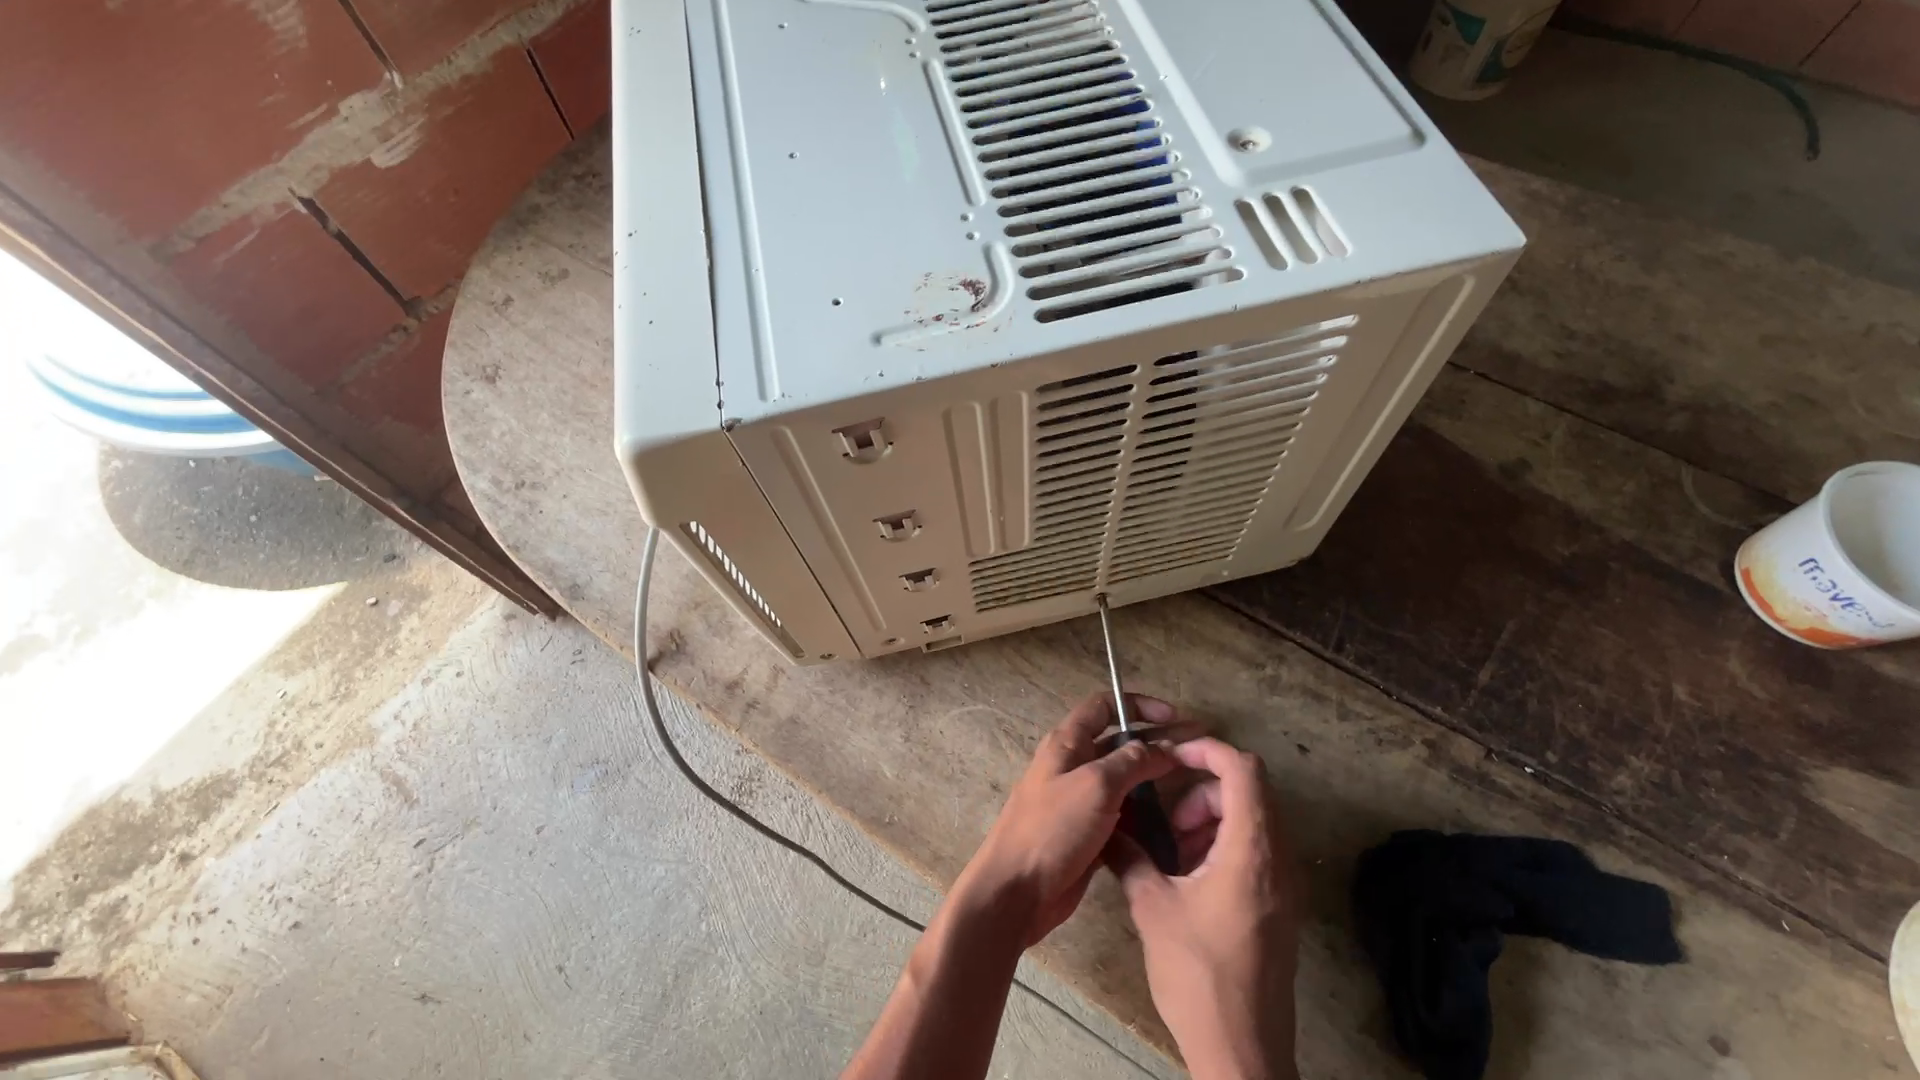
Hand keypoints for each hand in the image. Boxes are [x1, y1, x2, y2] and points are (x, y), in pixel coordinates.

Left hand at [956, 693, 1179, 946]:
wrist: (1017, 891)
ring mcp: (1079, 801)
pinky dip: (1143, 814)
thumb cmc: (1052, 829)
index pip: (1103, 706)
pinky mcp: (1087, 833)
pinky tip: (1172, 823)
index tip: (1173, 717)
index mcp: (1066, 743)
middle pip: (1117, 743)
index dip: (1137, 705)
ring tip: (1194, 788)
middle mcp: (1072, 766)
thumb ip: (1130, 761)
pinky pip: (1120, 814)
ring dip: (1152, 781)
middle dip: (1155, 743)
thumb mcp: (1095, 785)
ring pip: (1122, 781)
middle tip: (1196, 751)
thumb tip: (1161, 747)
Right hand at [1104, 738, 1299, 1079]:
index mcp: (1251, 851)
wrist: (1242, 1048)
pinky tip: (1188, 875)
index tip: (1169, 756)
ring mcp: (1283, 884)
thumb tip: (1106, 830)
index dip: (1206, 750)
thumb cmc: (1198, 973)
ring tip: (1173, 850)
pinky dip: (1222, 844)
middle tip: (1167, 819)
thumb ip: (1130, 857)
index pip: (1243, 769)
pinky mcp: (1279, 905)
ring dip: (1211, 819)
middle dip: (1202, 790)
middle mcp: (1277, 859)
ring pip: (1254, 820)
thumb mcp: (1152, 908)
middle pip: (1250, 790)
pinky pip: (1256, 850)